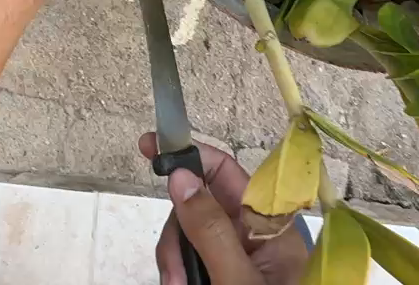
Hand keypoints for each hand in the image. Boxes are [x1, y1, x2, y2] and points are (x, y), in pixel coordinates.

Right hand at [138, 134, 308, 284]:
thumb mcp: (238, 282)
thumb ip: (210, 230)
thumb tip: (180, 173)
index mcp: (270, 226)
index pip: (226, 170)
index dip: (189, 152)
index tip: (148, 147)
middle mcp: (255, 236)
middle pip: (197, 203)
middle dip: (176, 232)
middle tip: (172, 274)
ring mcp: (240, 259)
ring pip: (189, 234)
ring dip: (175, 259)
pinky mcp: (225, 277)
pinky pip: (191, 261)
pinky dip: (180, 274)